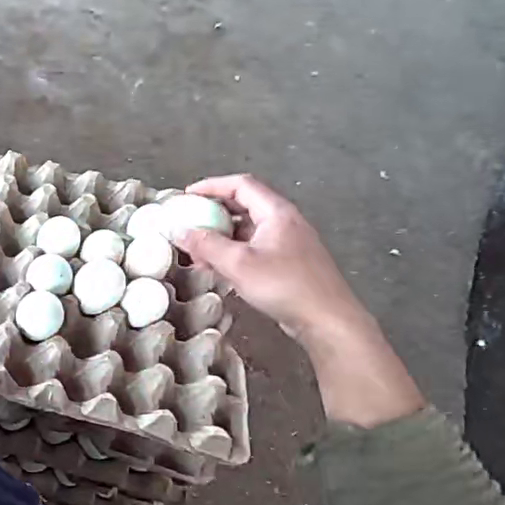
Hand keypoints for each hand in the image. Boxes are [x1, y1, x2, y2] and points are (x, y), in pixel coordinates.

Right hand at [176, 175, 425, 426]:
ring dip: (221, 235)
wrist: (326, 319)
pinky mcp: (288, 262)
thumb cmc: (284, 285)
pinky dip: (232, 251)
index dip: (211, 186)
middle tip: (188, 221)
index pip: (241, 185)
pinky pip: (254, 247)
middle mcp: (284, 221)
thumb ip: (206, 245)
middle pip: (244, 204)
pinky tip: (218, 267)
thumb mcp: (238, 264)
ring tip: (197, 249)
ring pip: (247, 229)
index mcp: (276, 212)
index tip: (186, 196)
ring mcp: (287, 242)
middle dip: (213, 211)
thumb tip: (179, 230)